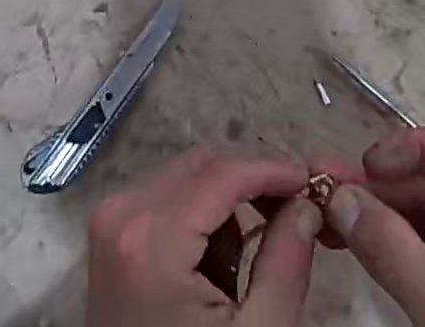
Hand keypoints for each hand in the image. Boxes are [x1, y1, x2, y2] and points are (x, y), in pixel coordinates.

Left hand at [88, 147, 319, 326]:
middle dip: (253, 181)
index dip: (274, 170)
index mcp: (153, 238)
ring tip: (254, 246)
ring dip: (229, 197)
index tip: (313, 180)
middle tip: (292, 210)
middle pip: (206, 163)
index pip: (226, 173)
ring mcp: (112, 219)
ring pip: (189, 173)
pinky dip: (202, 210)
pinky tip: (219, 257)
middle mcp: (124, 212)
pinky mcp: (111, 231)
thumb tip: (307, 202)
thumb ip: (286, 261)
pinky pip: (169, 192)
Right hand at [319, 127, 424, 326]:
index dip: (410, 150)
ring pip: (419, 220)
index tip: (365, 164)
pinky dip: (380, 244)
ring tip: (321, 209)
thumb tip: (339, 198)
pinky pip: (416, 255)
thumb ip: (395, 250)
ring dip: (371, 212)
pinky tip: (345, 238)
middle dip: (377, 184)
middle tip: (321, 182)